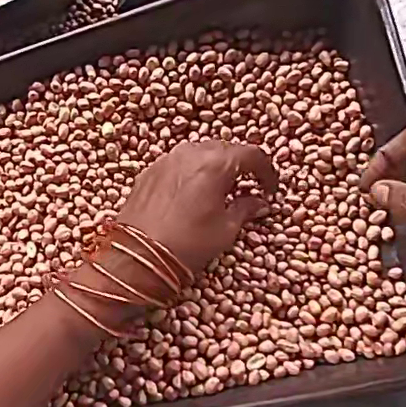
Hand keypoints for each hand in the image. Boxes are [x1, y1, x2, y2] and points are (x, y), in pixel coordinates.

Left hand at [116, 141, 277, 278]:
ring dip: (214, 167)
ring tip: (220, 191)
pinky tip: (193, 194)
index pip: (252, 156)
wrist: (135, 257)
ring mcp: (166, 161)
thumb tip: (259, 202)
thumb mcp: (225, 230)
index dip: (266, 172)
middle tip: (247, 188)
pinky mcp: (148, 173)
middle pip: (225, 149)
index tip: (270, 188)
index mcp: (215, 163)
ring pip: (199, 153)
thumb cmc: (185, 245)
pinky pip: (177, 164)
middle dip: (240, 166)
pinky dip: (191, 173)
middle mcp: (189, 154)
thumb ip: (245, 209)